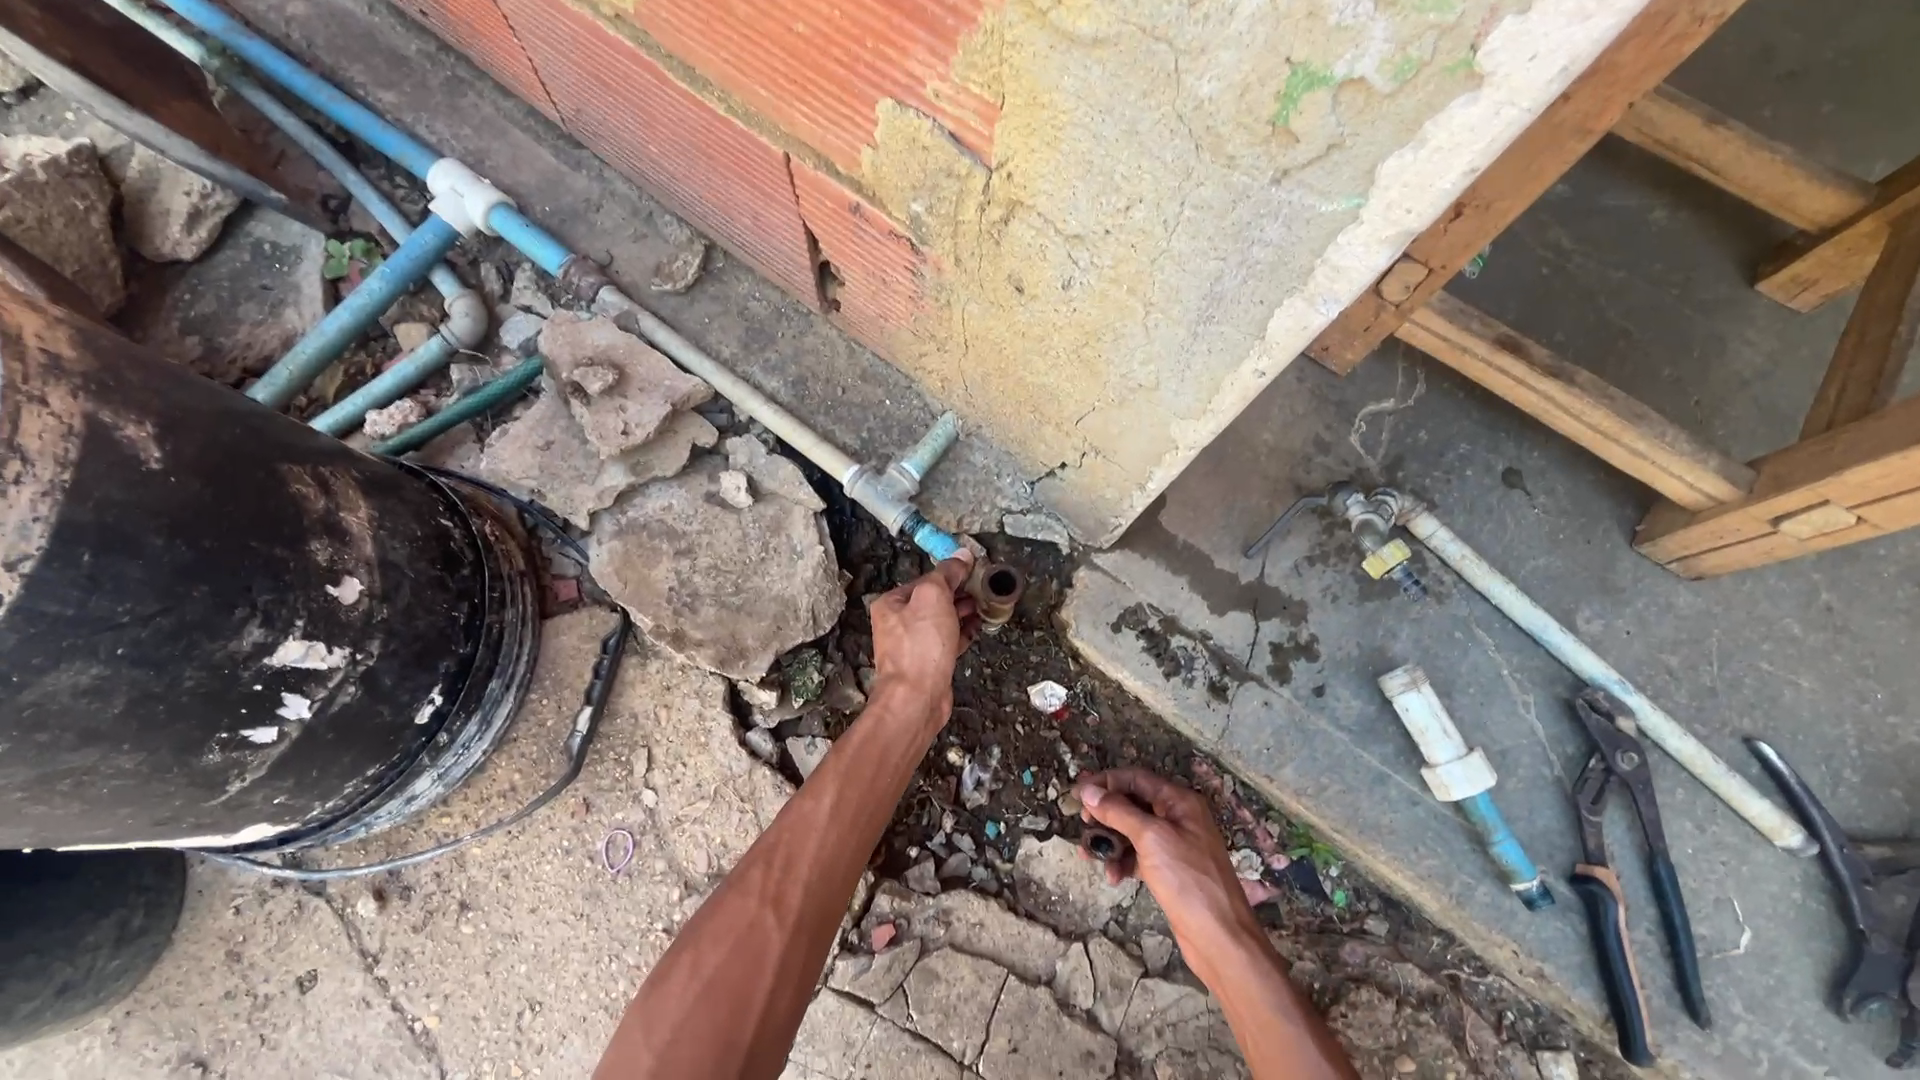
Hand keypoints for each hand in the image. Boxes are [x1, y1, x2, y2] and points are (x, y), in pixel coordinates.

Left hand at [868, 551, 978, 715]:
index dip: (951, 574)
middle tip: (984, 589)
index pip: (926, 579)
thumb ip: (946, 574)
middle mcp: (899, 622)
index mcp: (892, 603)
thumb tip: (960, 557)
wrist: (917, 697)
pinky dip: (964, 632)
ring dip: (964, 612)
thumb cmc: (920, 647)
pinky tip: (978, 627)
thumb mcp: (933, 597)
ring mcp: (914, 644)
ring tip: (986, 605)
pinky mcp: (930, 663)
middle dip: (960, 593)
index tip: (974, 571)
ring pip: (943, 620)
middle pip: (934, 600)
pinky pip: (949, 640)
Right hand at [1076, 769, 1262, 973]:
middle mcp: (1177, 817)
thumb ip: (1118, 811)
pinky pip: (1138, 855)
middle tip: (1082, 823)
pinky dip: (1122, 862)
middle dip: (1105, 813)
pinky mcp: (1168, 869)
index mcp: (1179, 801)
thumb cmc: (1187, 879)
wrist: (1218, 935)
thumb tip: (1088, 790)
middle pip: (1132, 803)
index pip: (1136, 778)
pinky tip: (1113, 877)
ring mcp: (1173, 844)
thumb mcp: (1150, 837)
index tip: (1078, 793)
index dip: (1106, 782)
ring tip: (1089, 854)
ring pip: (1132, 831)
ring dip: (1110, 840)